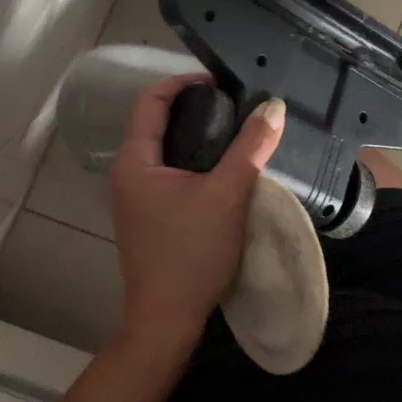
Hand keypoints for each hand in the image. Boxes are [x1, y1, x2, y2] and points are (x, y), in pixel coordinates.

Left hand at [110, 75, 285, 345]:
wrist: (166, 323)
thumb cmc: (190, 254)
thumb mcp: (227, 195)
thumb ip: (250, 148)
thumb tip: (273, 107)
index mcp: (135, 161)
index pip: (151, 99)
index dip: (183, 81)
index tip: (219, 79)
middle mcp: (128, 173)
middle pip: (156, 120)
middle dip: (193, 105)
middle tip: (233, 100)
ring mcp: (136, 196)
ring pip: (164, 147)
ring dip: (195, 132)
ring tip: (234, 127)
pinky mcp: (149, 215)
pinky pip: (169, 169)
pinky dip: (193, 157)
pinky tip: (223, 165)